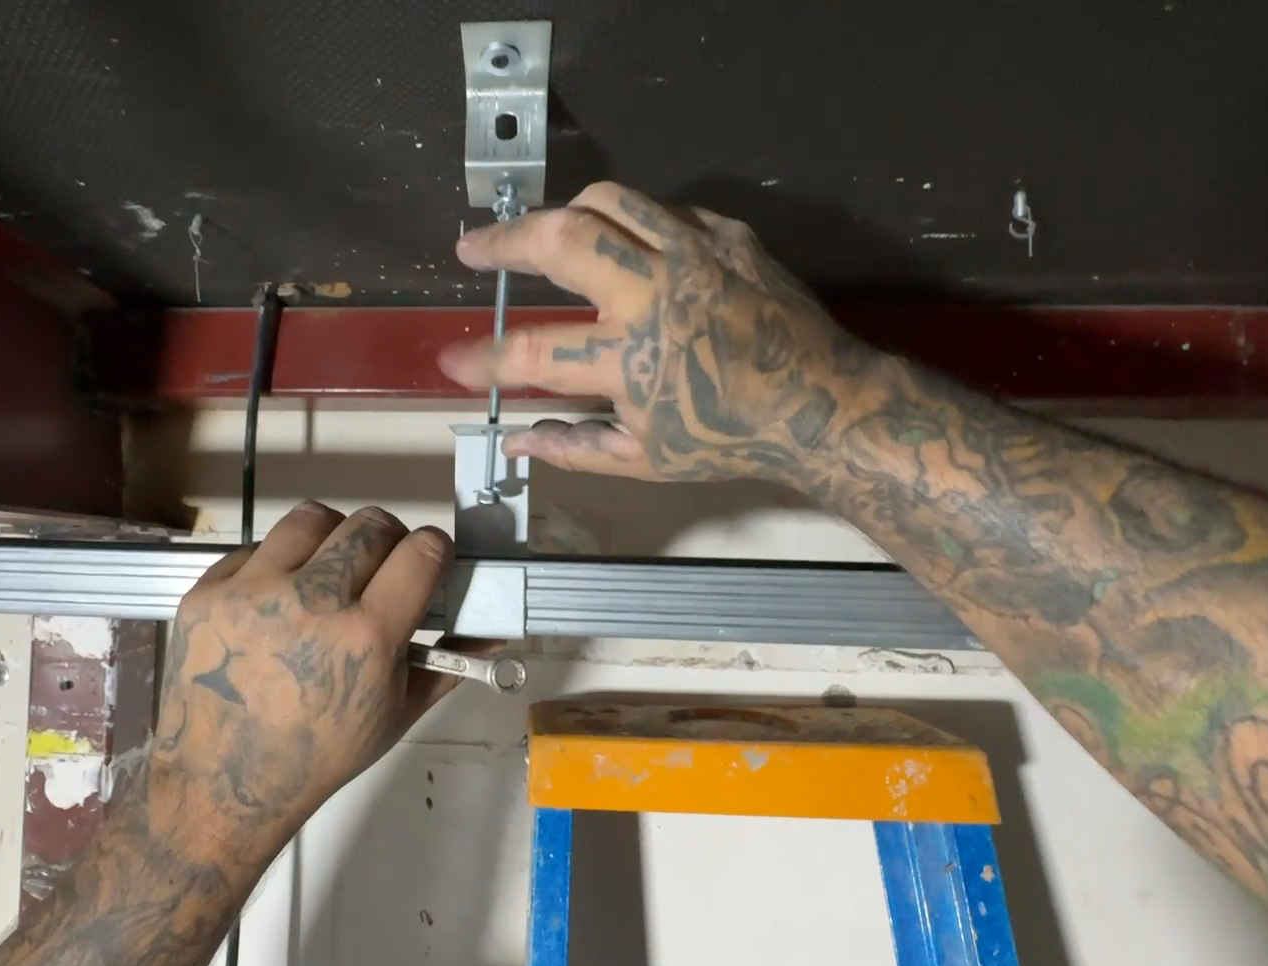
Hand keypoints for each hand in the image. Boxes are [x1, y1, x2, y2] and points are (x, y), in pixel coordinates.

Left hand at [148, 503, 461, 853]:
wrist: (226, 782)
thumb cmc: (325, 752)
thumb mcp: (399, 713)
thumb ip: (451, 663)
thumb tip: (494, 630)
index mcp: (366, 637)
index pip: (423, 551)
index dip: (436, 551)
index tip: (429, 564)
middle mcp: (310, 602)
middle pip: (372, 524)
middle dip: (390, 541)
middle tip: (381, 571)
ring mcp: (252, 592)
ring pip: (313, 518)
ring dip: (334, 538)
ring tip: (328, 571)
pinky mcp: (209, 591)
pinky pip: (259, 547)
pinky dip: (280, 565)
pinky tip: (278, 600)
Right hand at [437, 181, 878, 483]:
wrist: (818, 404)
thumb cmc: (723, 440)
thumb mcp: (640, 461)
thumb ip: (570, 448)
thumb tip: (515, 445)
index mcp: (628, 361)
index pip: (532, 354)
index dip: (480, 359)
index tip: (449, 361)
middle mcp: (654, 295)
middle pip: (563, 240)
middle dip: (504, 239)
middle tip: (472, 246)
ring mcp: (693, 255)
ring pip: (608, 202)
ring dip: (560, 214)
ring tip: (538, 233)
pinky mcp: (725, 235)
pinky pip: (659, 209)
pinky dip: (624, 223)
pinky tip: (619, 245)